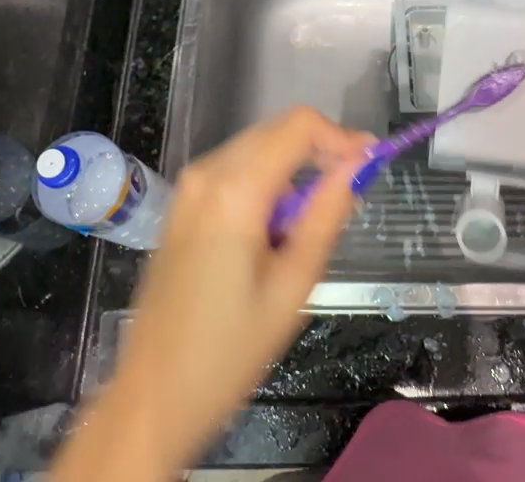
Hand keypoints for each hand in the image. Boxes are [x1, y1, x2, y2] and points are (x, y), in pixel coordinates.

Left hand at [51, 108, 374, 480]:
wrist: (152, 397)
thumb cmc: (229, 352)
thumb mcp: (293, 286)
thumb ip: (327, 215)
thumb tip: (359, 165)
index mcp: (234, 191)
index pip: (299, 126)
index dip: (342, 137)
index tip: (371, 164)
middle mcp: (206, 174)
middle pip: (277, 131)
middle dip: (321, 151)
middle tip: (352, 193)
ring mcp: (188, 189)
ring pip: (257, 149)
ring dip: (294, 169)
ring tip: (314, 224)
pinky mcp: (181, 207)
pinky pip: (234, 172)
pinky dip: (266, 184)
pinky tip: (277, 231)